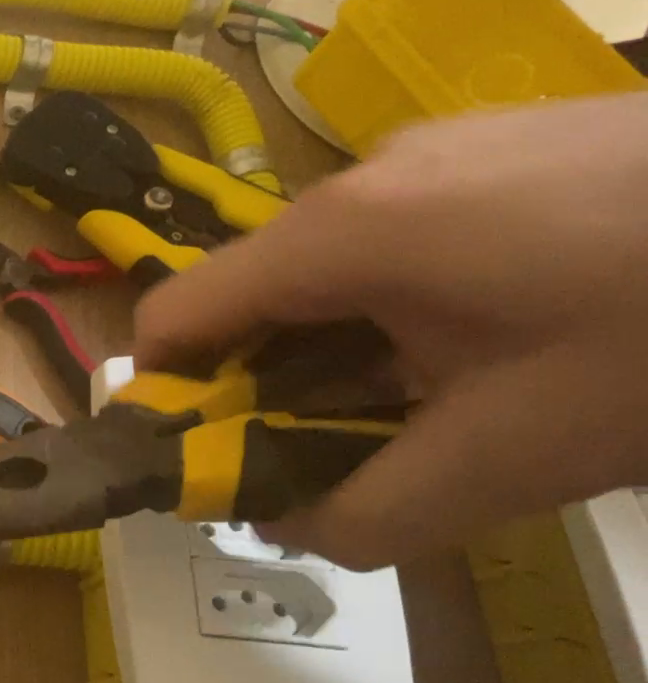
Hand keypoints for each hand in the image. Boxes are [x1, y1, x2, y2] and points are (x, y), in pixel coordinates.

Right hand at [135, 91, 647, 568]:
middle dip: (260, 388)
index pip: (171, 320)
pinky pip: (379, 246)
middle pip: (242, 304)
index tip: (210, 459)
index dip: (165, 399)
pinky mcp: (484, 152)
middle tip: (332, 447)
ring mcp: (427, 157)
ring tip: (417, 399)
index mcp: (338, 237)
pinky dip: (383, 311)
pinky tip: (476, 340)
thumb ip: (366, 513)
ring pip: (311, 278)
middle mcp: (359, 183)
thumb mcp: (516, 455)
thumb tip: (282, 530)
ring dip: (327, 354)